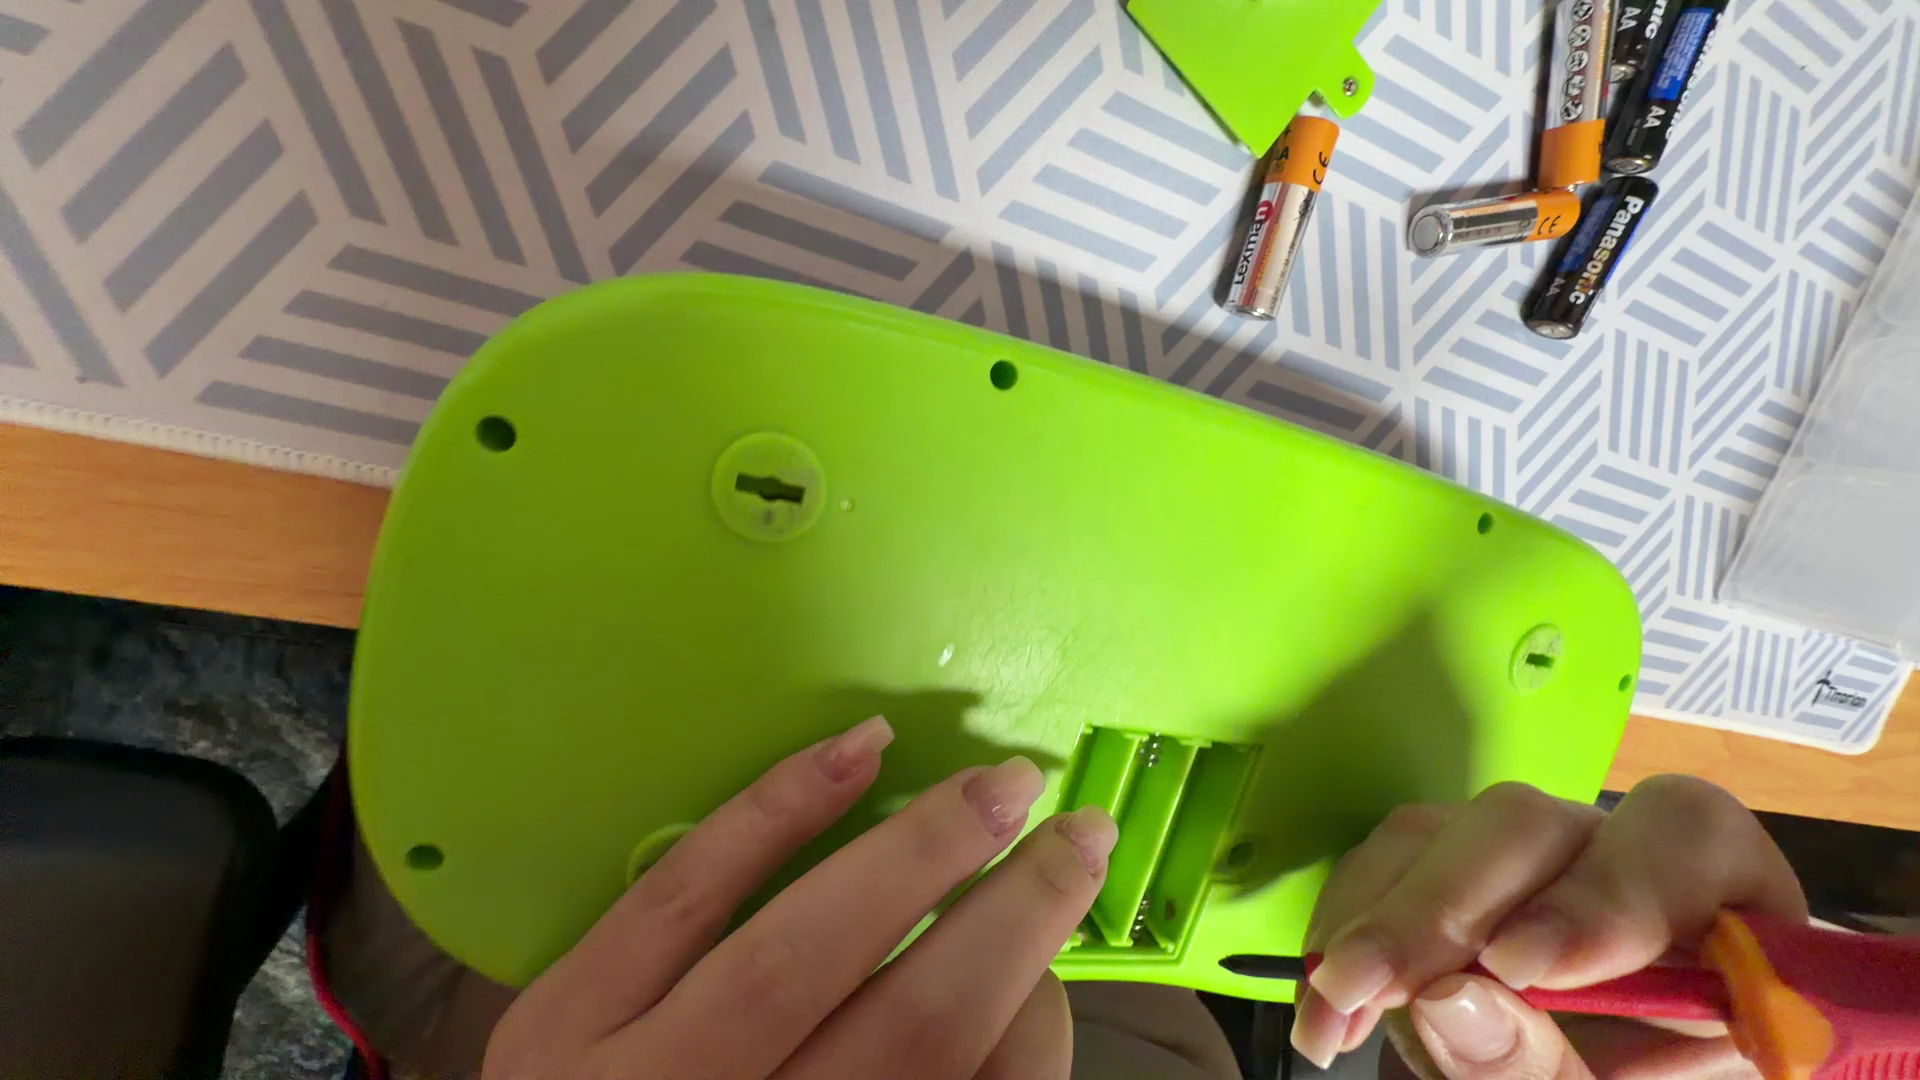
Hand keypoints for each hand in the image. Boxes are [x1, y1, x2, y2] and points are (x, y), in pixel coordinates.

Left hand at [482, 715, 1117, 1079]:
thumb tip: (1026, 980)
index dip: (1037, 1009)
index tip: (1068, 918)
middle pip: (911, 1023)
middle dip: (1016, 910)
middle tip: (1079, 824)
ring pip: (805, 947)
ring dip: (924, 849)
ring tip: (1004, 782)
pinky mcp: (559, 1017)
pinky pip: (686, 890)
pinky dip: (780, 810)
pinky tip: (859, 749)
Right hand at [1293, 775, 1806, 1079]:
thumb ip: (1550, 1075)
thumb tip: (1442, 1001)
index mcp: (1723, 911)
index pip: (1685, 834)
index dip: (1604, 889)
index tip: (1518, 967)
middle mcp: (1613, 852)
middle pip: (1522, 824)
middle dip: (1436, 906)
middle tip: (1365, 987)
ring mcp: (1519, 852)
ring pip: (1435, 829)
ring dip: (1371, 913)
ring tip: (1331, 1002)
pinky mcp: (1446, 857)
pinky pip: (1385, 855)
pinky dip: (1347, 916)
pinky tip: (1326, 983)